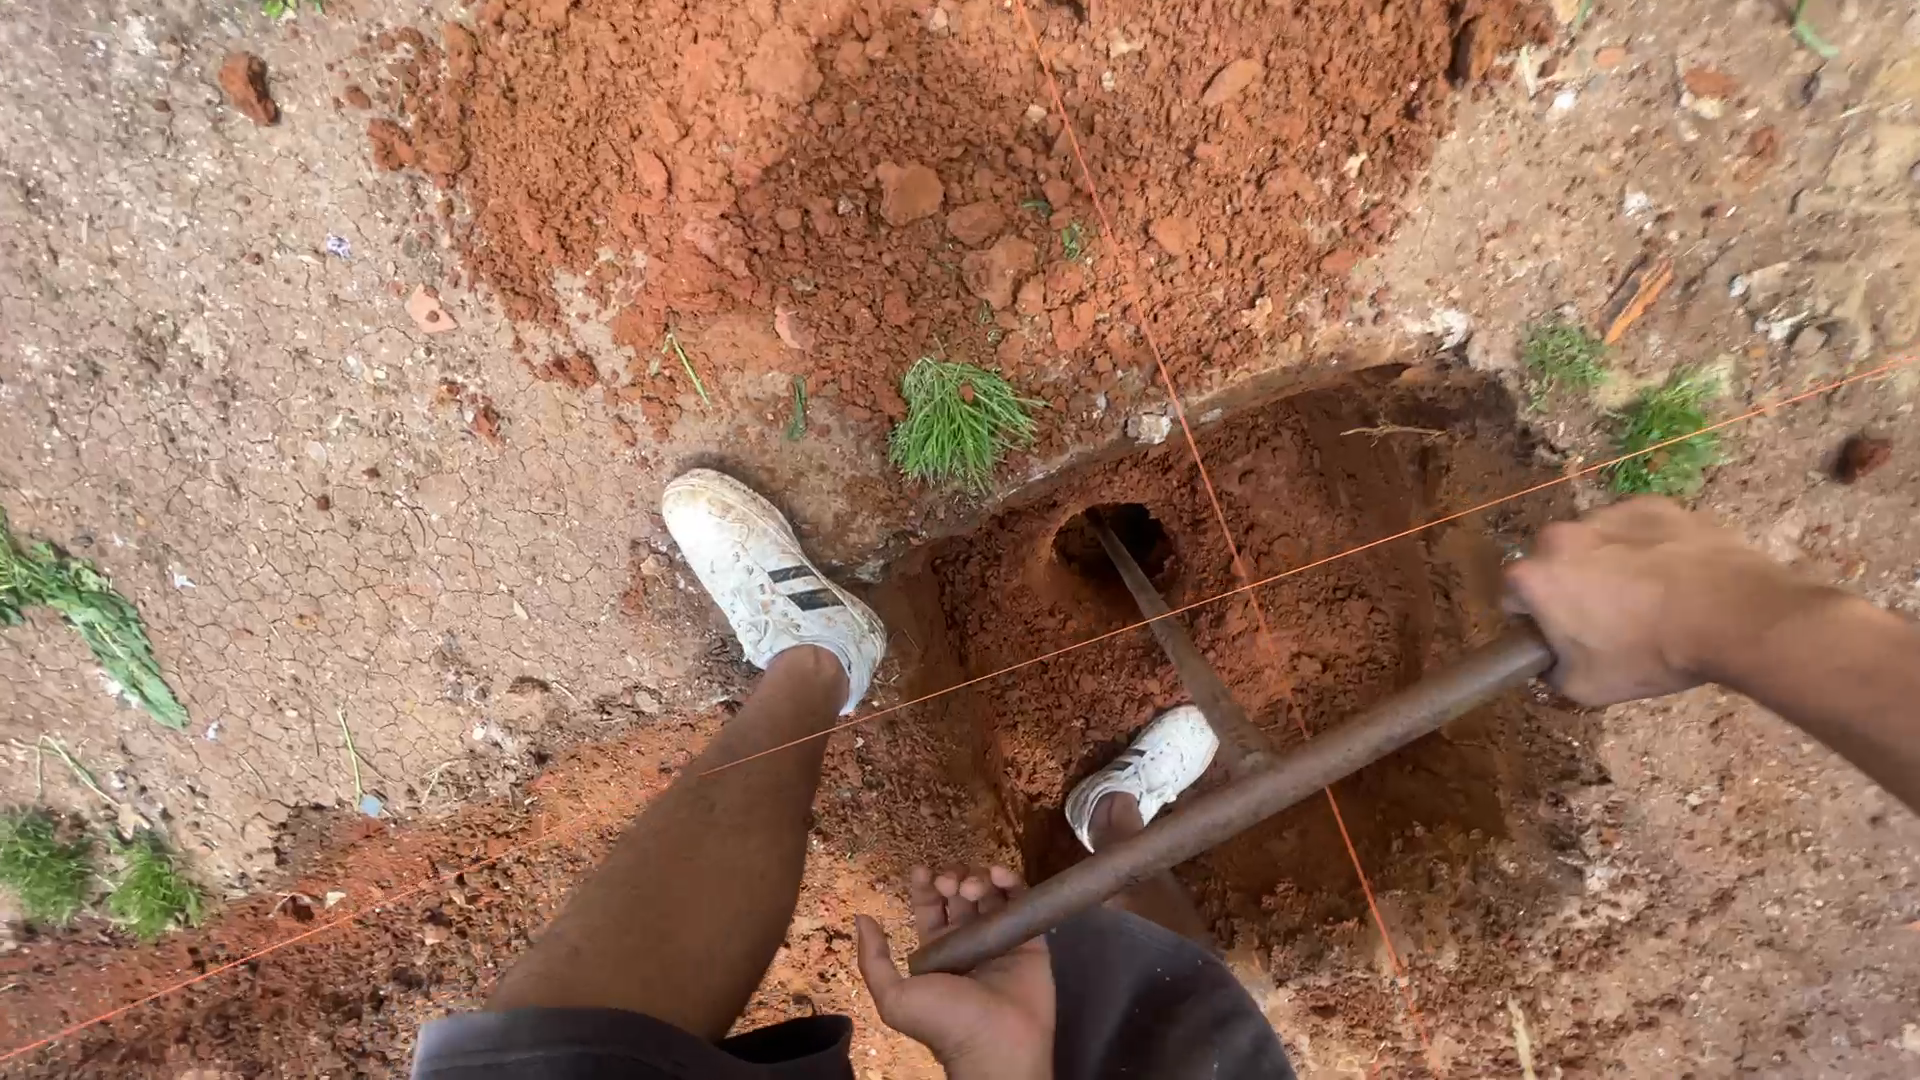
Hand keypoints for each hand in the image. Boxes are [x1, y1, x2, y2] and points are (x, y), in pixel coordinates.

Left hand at [854, 865, 1052, 1079]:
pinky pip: (1021, 900)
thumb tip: (861, 918)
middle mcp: (969, 940)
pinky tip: (1000, 875)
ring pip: (990, 892)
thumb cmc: (946, 1022)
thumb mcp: (896, 998)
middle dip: (952, 878)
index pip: (931, 906)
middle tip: (950, 884)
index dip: (925, 885)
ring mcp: (1001, 937)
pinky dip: (1010, 881)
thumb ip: (873, 961)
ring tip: (973, 887)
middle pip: (960, 893)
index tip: (922, 871)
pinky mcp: (1030, 938)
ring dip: (979, 878)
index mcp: (939, 950)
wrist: (998, 1046)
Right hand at [1504, 497, 1819, 704]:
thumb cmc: (1651, 654)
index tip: (1565, 634)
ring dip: (1605, 561)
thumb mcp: (1584, 686)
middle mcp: (1555, 537)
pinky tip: (1672, 570)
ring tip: (1649, 592)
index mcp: (1530, 576)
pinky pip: (1634, 525)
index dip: (1535, 620)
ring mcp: (1605, 516)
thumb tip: (1550, 662)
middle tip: (1609, 614)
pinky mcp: (1652, 506)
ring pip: (1591, 542)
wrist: (1742, 620)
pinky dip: (1645, 543)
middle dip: (1568, 584)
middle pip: (1549, 564)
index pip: (1512, 599)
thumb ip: (1550, 671)